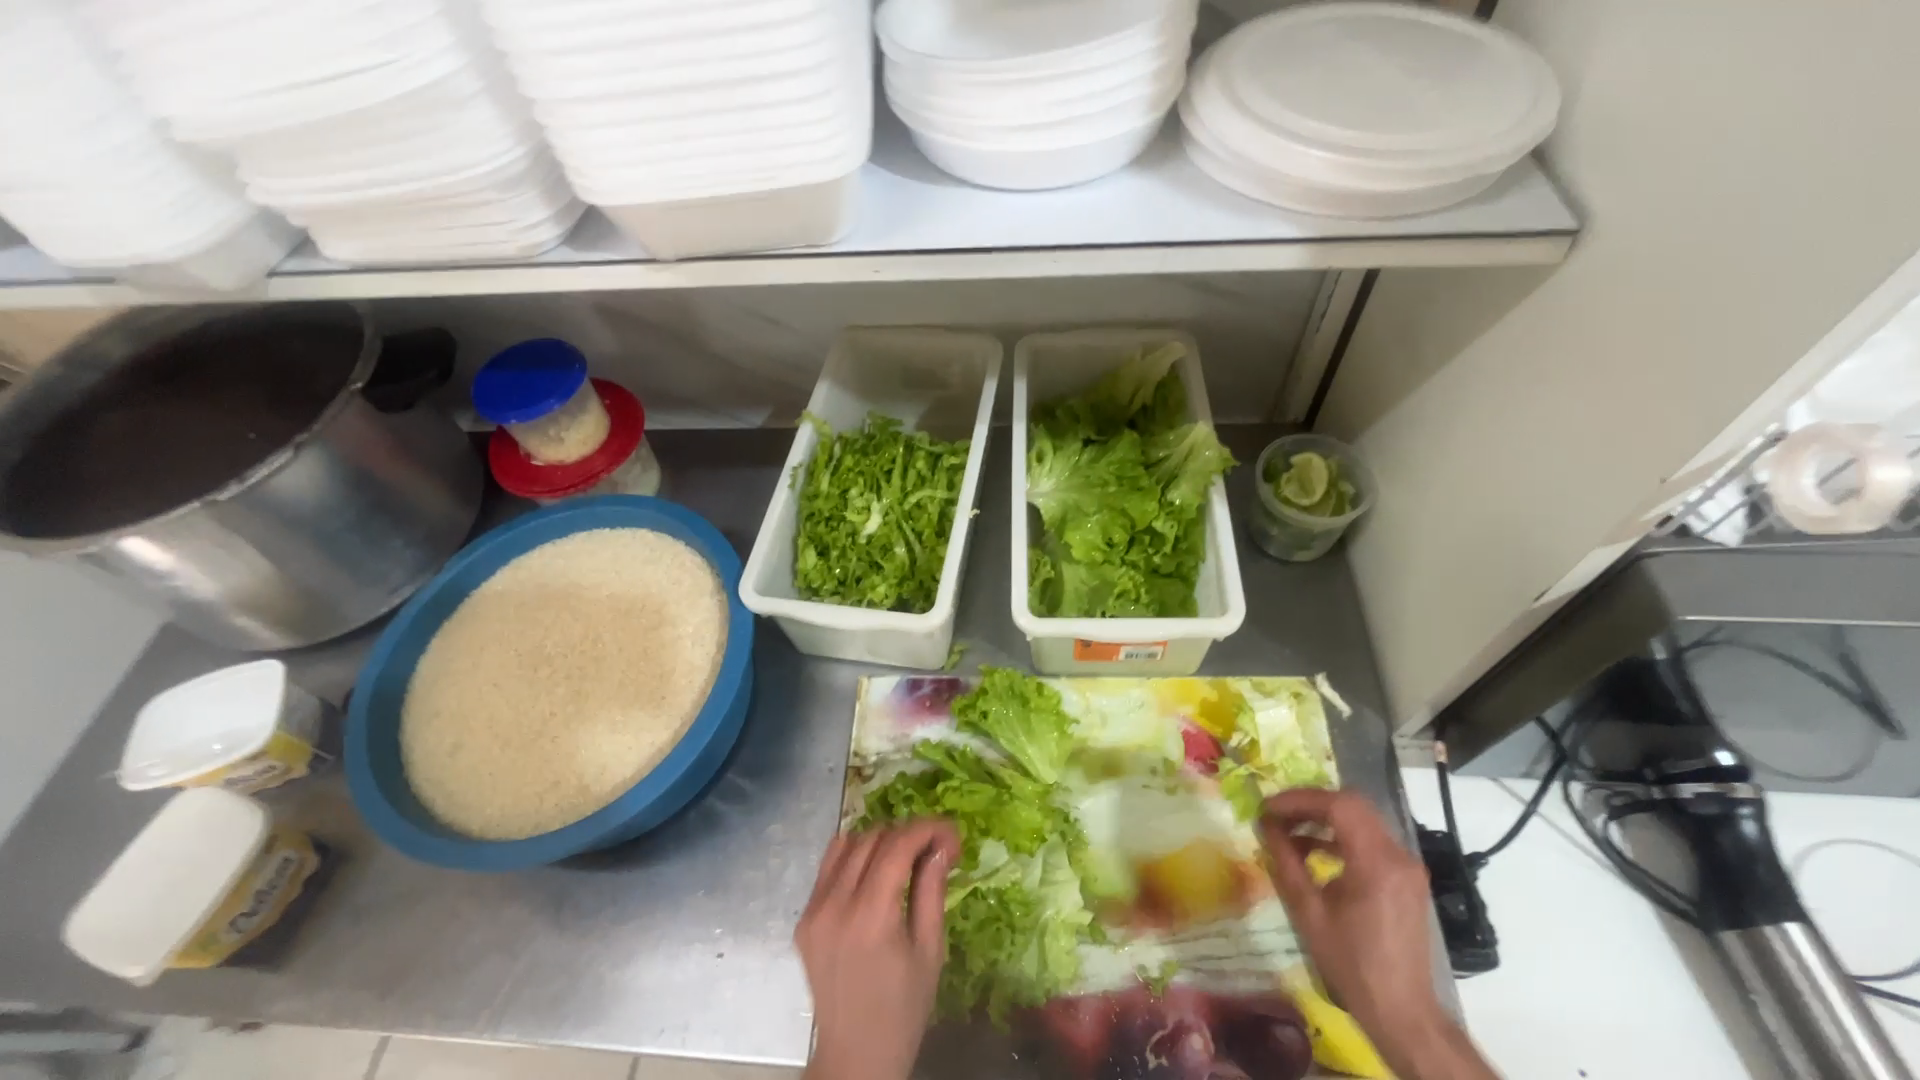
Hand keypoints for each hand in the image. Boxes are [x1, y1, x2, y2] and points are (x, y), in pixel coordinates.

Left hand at [797, 820, 958, 1079]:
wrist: (856, 1053)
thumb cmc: (904, 1008)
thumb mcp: (930, 950)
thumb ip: (932, 891)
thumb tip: (941, 846)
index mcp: (871, 916)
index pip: (897, 845)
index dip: (928, 829)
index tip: (951, 835)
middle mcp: (835, 905)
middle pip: (872, 838)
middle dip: (907, 833)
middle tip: (935, 848)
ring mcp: (813, 911)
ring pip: (846, 845)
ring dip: (879, 841)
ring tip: (905, 857)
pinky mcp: (803, 919)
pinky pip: (827, 868)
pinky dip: (853, 857)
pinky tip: (874, 871)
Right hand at [1260, 789, 1496, 1079]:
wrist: (1400, 1008)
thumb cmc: (1350, 963)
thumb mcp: (1308, 911)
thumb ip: (1286, 861)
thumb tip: (1266, 825)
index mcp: (1376, 862)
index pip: (1339, 805)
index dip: (1299, 799)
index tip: (1268, 808)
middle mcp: (1398, 855)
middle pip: (1352, 806)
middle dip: (1310, 804)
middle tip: (1276, 815)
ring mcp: (1407, 866)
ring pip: (1362, 821)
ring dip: (1324, 820)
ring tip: (1288, 833)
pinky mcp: (1406, 878)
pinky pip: (1371, 842)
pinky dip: (1341, 839)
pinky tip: (1314, 854)